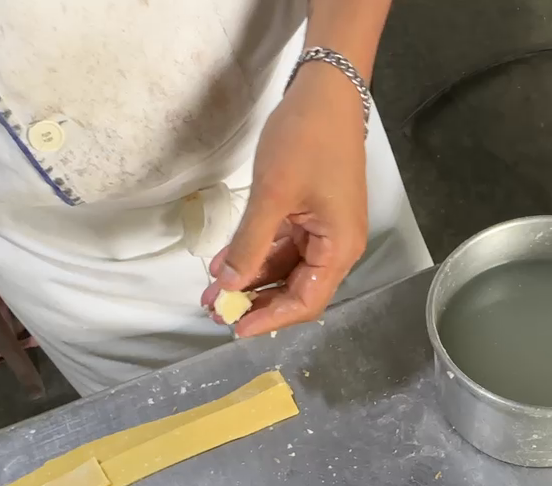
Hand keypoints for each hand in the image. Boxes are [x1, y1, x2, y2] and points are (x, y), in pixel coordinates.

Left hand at [199, 63, 367, 337]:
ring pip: (284, 271)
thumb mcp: (272, 195)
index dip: (270, 318)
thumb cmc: (306, 139)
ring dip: (250, 281)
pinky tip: (226, 265)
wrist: (326, 90)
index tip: (235, 328)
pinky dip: (255, 257)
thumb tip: (228, 288)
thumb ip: (250, 246)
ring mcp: (323, 234)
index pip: (305, 301)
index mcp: (339, 250)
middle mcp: (336, 249)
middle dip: (256, 302)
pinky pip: (281, 248)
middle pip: (296, 291)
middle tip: (215, 312)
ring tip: (212, 292)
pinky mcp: (311, 218)